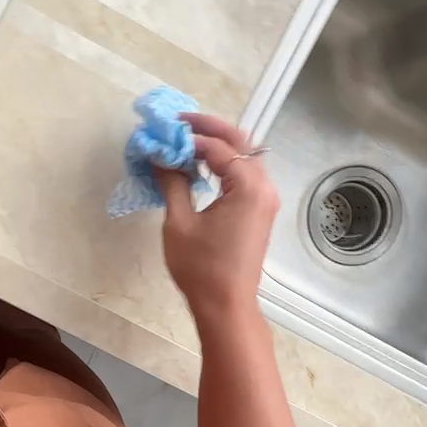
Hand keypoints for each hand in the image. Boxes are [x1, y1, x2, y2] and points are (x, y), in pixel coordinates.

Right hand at [156, 114, 279, 323]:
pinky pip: (244, 174)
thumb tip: (161, 156)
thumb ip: (173, 183)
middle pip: (240, 142)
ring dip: (216, 145)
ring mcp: (265, 199)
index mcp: (248, 187)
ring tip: (184, 141)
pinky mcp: (259, 210)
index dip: (189, 136)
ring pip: (244, 156)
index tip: (163, 131)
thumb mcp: (179, 223)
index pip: (218, 147)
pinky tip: (199, 166)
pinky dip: (223, 163)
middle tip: (178, 122)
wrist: (226, 304)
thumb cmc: (201, 267)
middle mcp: (264, 187)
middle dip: (209, 129)